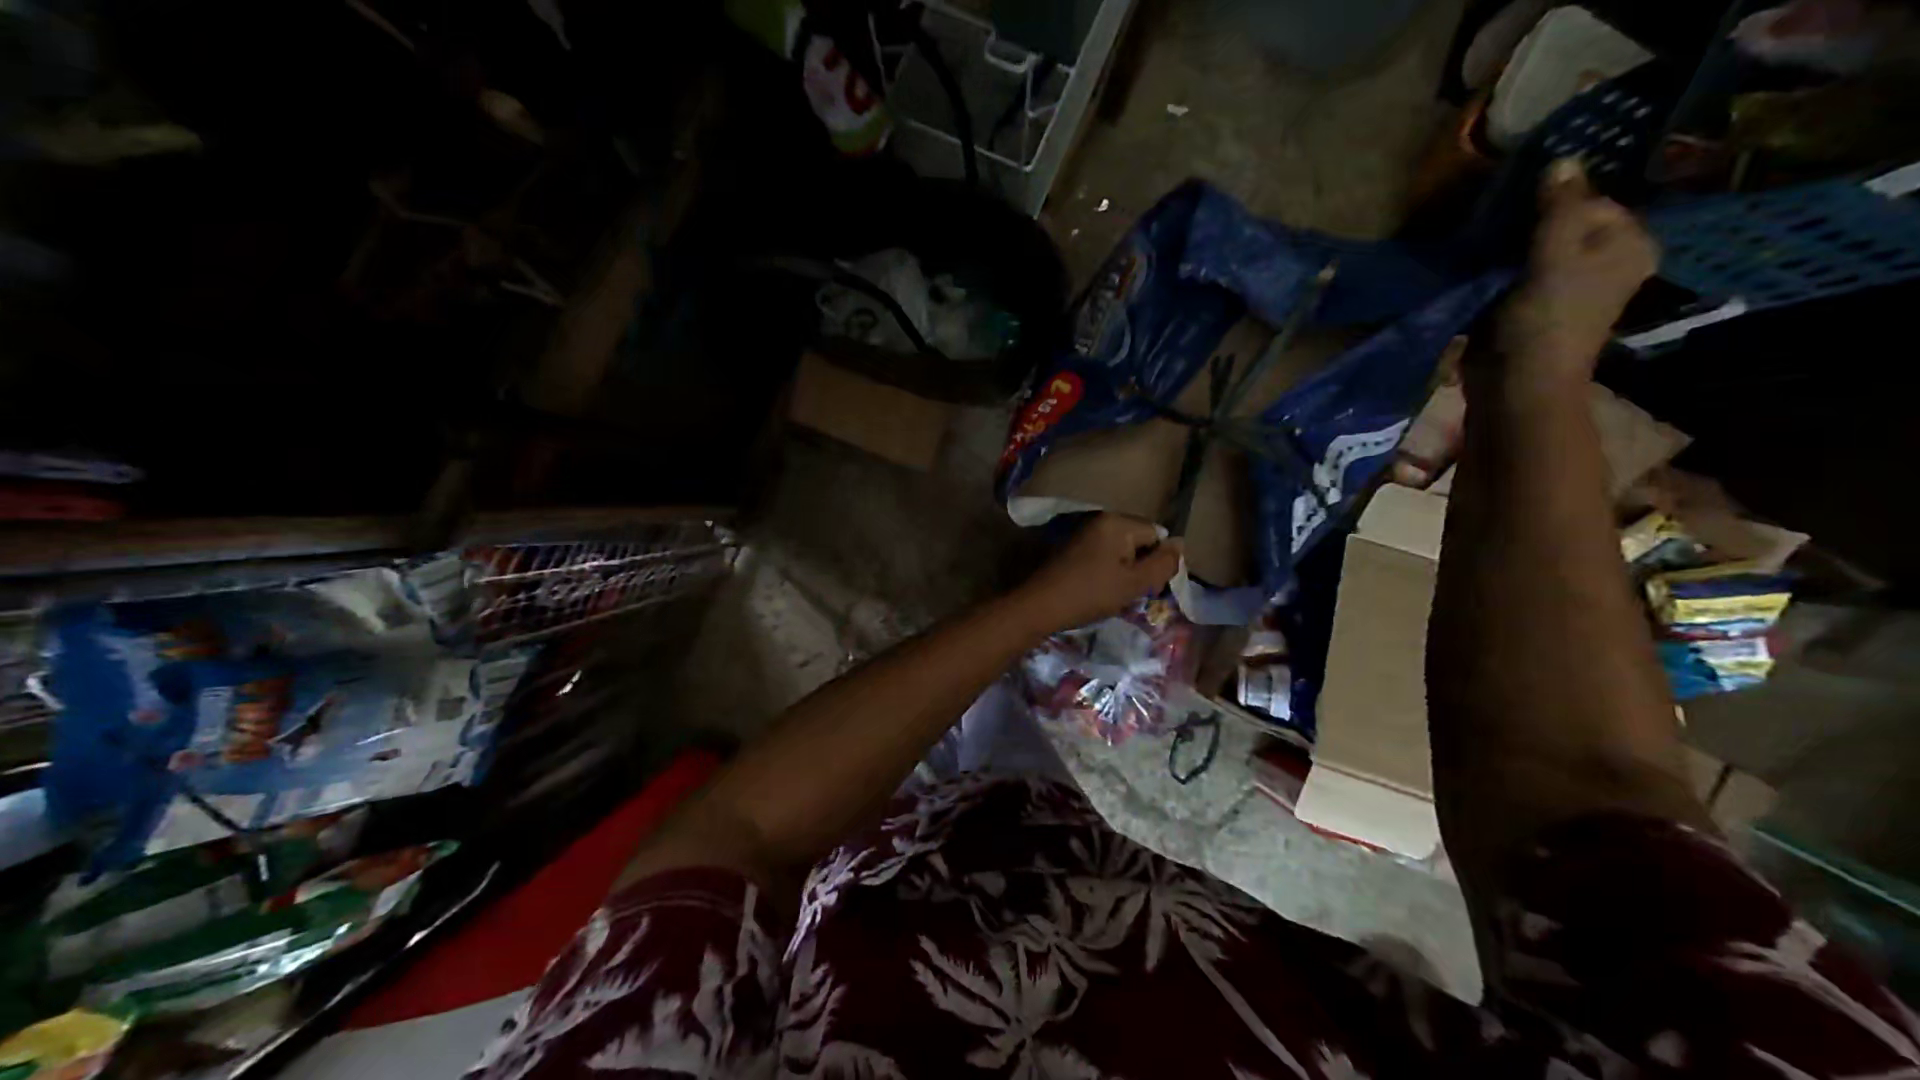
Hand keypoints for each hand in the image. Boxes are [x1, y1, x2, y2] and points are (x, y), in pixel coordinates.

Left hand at [1012, 513, 1181, 635]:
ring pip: (1121, 550)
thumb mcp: (1135, 583)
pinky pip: (1103, 555)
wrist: (1040, 606)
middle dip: (1141, 565)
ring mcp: (1084, 532)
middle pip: (1139, 540)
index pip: (1157, 534)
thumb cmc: (1091, 593)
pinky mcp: (1073, 548)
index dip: (1158, 561)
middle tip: (1131, 591)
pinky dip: (1107, 571)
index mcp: (1117, 522)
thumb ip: (1163, 563)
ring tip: (1114, 592)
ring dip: (1124, 571)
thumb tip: (1181, 544)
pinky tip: (1098, 590)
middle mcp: (1100, 519)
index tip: (1147, 584)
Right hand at [1497, 158, 1658, 390]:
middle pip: (1563, 225)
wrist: (1516, 382)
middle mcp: (1603, 263)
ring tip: (1484, 241)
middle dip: (1529, 221)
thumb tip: (1563, 158)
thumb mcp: (1557, 252)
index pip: (1591, 200)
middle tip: (1495, 219)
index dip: (1554, 198)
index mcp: (1627, 245)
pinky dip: (1499, 269)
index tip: (1515, 202)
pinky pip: (1516, 275)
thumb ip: (1561, 206)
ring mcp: (1565, 288)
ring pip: (1536, 250)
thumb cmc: (1547, 317)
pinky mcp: (1530, 307)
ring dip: (1509, 246)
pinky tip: (1480, 267)